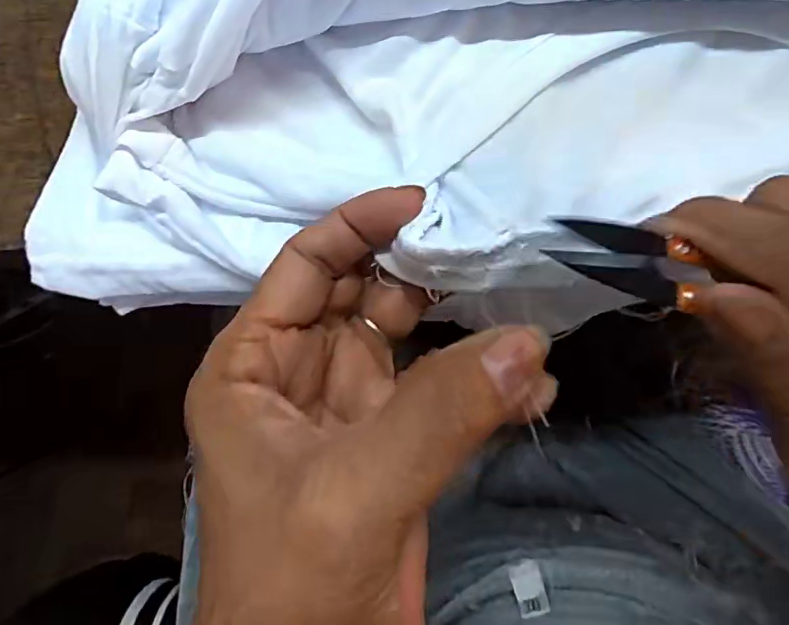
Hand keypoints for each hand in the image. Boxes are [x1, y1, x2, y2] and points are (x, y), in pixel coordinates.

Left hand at [184, 187, 558, 624]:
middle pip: (364, 288)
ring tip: (521, 309)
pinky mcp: (398, 438)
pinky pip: (445, 388)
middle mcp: (301, 369)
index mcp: (254, 363)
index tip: (422, 202)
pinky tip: (533, 387)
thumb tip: (526, 339)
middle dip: (421, 266)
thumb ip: (438, 412)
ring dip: (463, 321)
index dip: (359, 224)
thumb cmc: (291, 590)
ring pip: (410, 331)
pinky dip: (486, 382)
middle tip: (485, 247)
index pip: (306, 264)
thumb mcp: (353, 491)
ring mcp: (353, 402)